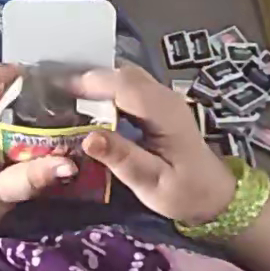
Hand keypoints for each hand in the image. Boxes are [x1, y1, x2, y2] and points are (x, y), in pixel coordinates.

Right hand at [74, 63, 237, 223]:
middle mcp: (164, 97)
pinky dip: (105, 90)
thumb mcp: (151, 183)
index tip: (58, 89)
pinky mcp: (157, 104)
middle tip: (54, 92)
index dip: (90, 82)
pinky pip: (127, 86)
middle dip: (88, 78)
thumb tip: (88, 137)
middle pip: (122, 73)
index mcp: (164, 113)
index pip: (124, 85)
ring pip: (124, 76)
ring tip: (64, 96)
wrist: (215, 197)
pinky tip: (86, 104)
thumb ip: (121, 158)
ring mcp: (162, 98)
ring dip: (96, 82)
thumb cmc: (184, 192)